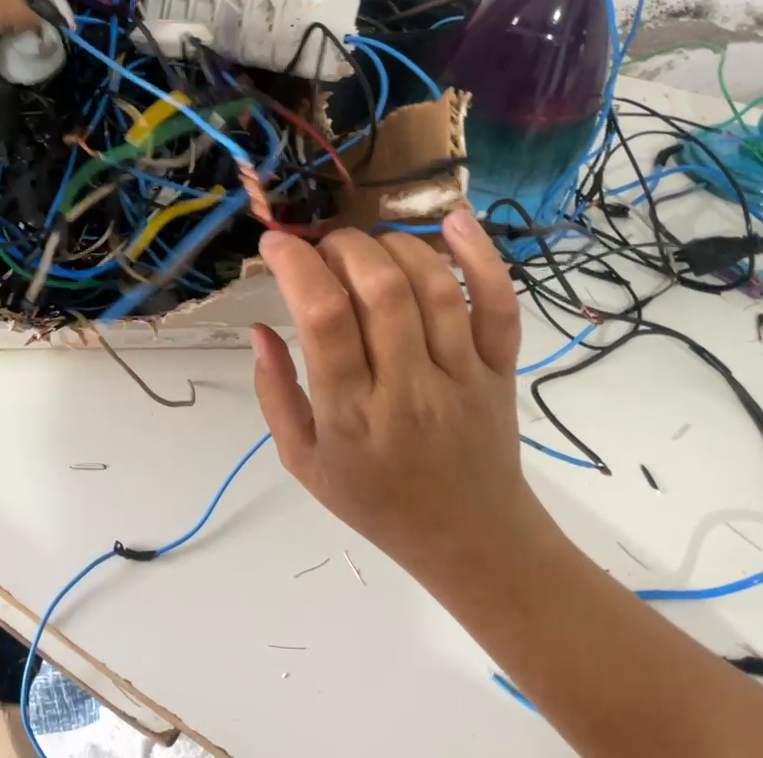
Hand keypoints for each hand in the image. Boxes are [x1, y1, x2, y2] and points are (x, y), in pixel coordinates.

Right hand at [251, 211, 546, 580]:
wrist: (473, 540)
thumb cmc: (375, 502)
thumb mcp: (302, 462)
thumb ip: (274, 394)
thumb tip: (260, 329)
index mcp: (350, 415)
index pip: (323, 317)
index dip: (295, 265)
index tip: (275, 244)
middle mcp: (408, 390)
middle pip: (379, 288)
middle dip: (341, 247)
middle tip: (320, 247)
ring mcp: (462, 377)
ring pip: (434, 286)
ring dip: (392, 246)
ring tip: (364, 247)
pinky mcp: (501, 370)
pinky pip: (498, 304)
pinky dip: (480, 256)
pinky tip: (452, 221)